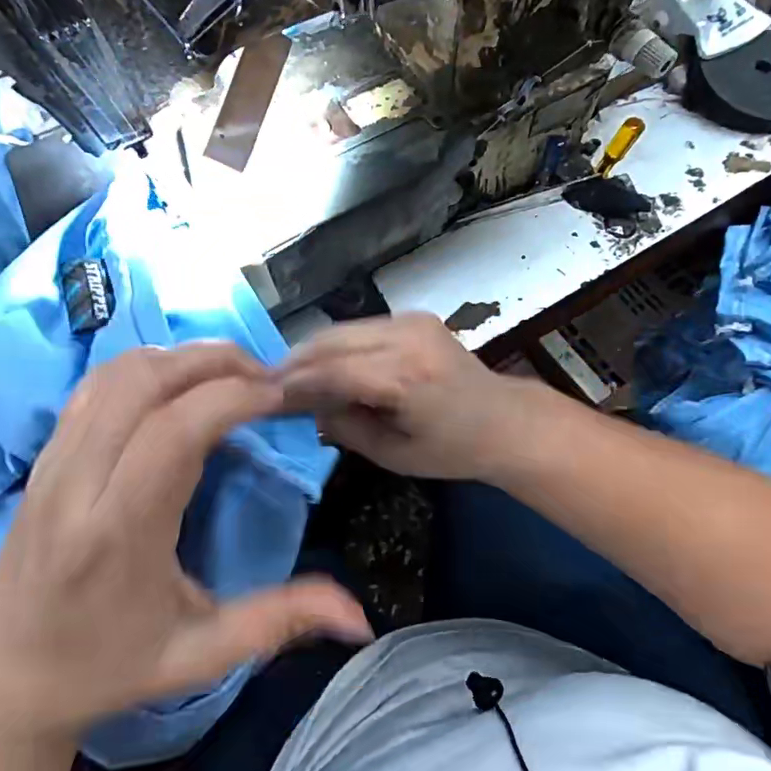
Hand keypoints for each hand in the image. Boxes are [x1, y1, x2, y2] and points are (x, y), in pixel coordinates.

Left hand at [0, 343, 372, 742]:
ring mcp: (53, 461)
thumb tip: (360, 615)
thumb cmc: (107, 668)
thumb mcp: (200, 655)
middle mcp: (78, 482)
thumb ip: (279, 621)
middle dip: (212, 361)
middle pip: (144, 382)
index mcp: (118, 533)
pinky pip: (93, 385)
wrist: (4, 677)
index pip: (176, 430)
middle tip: (264, 374)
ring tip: (228, 373)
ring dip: (178, 357)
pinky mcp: (44, 454)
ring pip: (115, 373)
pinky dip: (144, 366)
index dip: (234, 396)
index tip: (279, 395)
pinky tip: (177, 382)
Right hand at [279, 314, 542, 483]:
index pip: (334, 371)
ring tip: (288, 375)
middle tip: (266, 383)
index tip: (264, 396)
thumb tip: (302, 407)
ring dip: (311, 351)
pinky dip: (335, 346)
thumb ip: (344, 427)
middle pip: (332, 341)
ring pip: (341, 330)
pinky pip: (359, 328)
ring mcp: (412, 320)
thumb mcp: (394, 454)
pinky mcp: (413, 316)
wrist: (505, 421)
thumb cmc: (453, 450)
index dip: (295, 383)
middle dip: (295, 362)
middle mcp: (408, 337)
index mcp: (407, 377)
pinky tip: (322, 366)